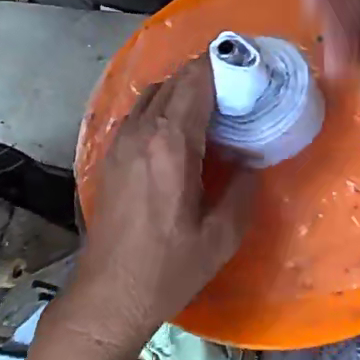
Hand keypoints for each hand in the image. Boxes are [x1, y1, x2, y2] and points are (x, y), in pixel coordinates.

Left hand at [55, 59, 256, 357]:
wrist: (108, 295)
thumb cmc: (166, 269)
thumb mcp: (220, 237)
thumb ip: (242, 192)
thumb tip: (251, 163)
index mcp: (170, 144)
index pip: (195, 82)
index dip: (221, 65)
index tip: (246, 64)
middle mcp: (140, 132)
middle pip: (173, 82)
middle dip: (206, 75)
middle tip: (239, 86)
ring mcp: (119, 142)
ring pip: (153, 95)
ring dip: (182, 91)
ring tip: (215, 106)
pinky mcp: (110, 156)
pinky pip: (139, 115)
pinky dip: (163, 108)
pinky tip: (183, 131)